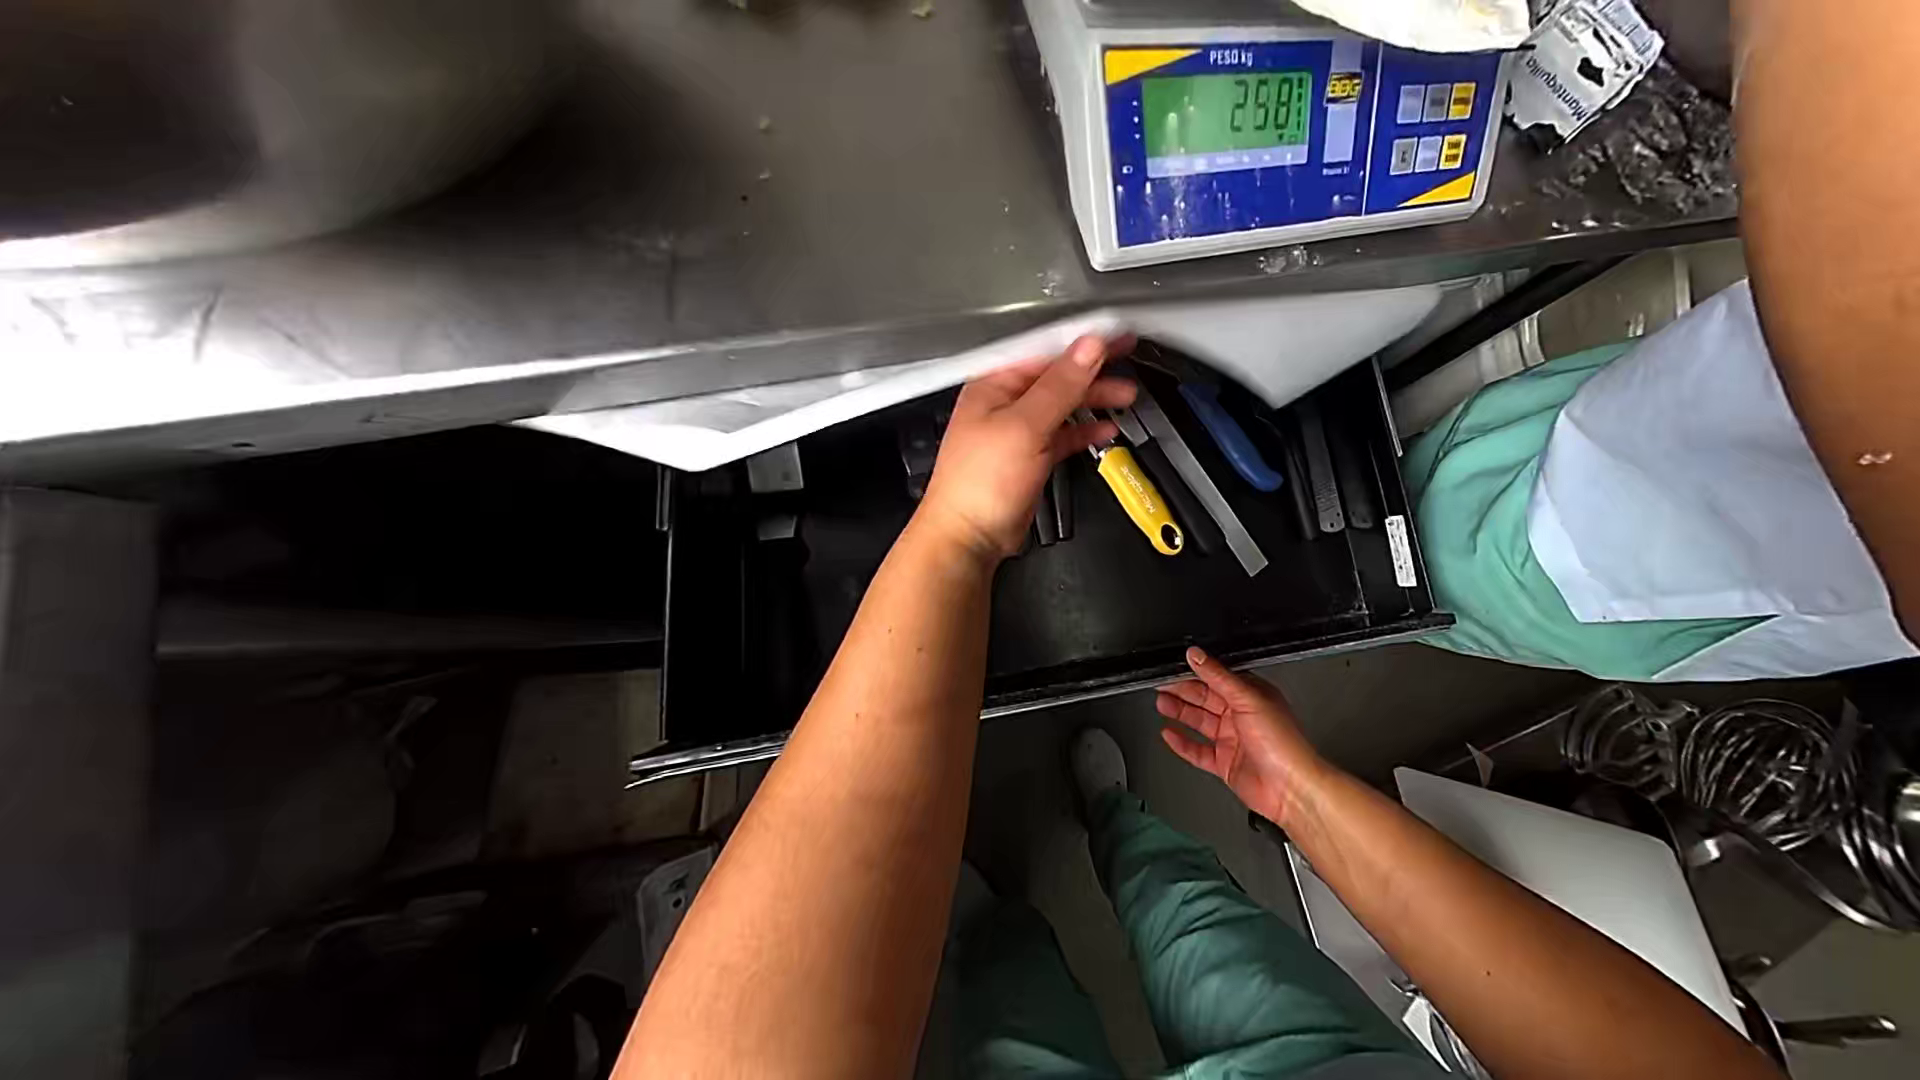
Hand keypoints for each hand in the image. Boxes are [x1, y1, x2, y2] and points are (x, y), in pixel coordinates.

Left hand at [918, 335, 1137, 560]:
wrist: (968, 536)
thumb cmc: (976, 484)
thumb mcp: (1024, 426)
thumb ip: (1059, 386)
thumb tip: (1087, 349)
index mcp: (993, 385)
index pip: (1043, 350)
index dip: (1080, 341)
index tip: (1113, 334)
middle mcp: (1004, 404)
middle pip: (1055, 376)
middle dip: (1092, 368)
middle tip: (1126, 357)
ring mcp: (1017, 431)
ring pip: (1061, 405)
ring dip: (1092, 399)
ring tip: (1124, 395)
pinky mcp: (1029, 457)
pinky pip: (1062, 435)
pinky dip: (1084, 430)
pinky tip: (1105, 428)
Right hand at [1156, 647, 1330, 828]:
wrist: (1291, 789)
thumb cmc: (1283, 745)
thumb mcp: (1247, 699)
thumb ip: (1218, 676)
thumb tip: (1197, 655)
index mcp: (1252, 696)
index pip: (1216, 679)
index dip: (1194, 674)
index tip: (1172, 669)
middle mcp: (1242, 716)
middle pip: (1204, 699)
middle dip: (1182, 691)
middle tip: (1161, 686)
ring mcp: (1232, 740)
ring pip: (1199, 722)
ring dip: (1179, 712)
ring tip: (1161, 704)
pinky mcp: (1225, 762)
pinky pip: (1197, 750)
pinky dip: (1182, 743)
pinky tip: (1169, 734)